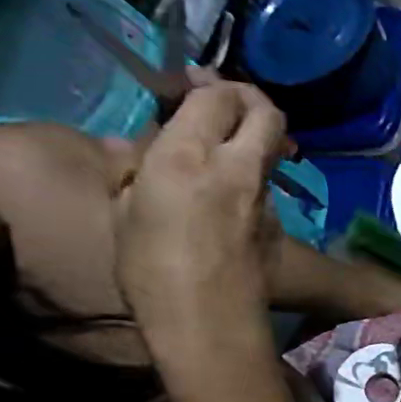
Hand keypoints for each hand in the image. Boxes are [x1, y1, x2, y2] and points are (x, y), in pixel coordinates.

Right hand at [112, 83, 286, 347]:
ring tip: (223, 148)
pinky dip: (252, 174)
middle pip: (266, 112)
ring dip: (253, 139)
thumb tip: (134, 146)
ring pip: (271, 148)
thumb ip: (132, 167)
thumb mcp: (122, 207)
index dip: (210, 85)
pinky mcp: (279, 221)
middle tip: (223, 103)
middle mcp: (236, 167)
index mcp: (189, 156)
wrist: (207, 316)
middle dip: (249, 99)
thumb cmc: (148, 265)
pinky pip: (267, 183)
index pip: (218, 97)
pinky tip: (229, 192)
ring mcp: (265, 195)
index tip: (191, 86)